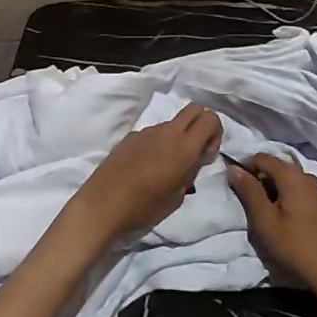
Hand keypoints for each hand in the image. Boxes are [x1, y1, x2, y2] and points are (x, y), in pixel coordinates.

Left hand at [71, 103, 221, 241]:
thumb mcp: (178, 196)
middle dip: (201, 124)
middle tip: (194, 152)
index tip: (205, 155)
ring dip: (178, 136)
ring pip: (172, 122)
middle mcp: (167, 131)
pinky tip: (146, 166)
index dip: (215, 133)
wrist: (102, 206)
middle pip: (194, 108)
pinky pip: (153, 133)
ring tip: (166, 165)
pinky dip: (159, 142)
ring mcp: (146, 131)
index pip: (210, 117)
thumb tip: (194, 159)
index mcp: (184, 146)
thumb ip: (191, 171)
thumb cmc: (144, 207)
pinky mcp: (130, 137)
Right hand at [226, 154, 316, 301]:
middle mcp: (310, 178)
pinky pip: (305, 192)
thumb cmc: (293, 246)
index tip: (236, 183)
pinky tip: (288, 217)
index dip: (246, 165)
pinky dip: (291, 196)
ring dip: (277, 188)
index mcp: (293, 177)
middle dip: (262, 178)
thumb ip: (249, 191)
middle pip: (280, 167)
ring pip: (293, 180)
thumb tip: (233, 168)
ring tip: (267, 210)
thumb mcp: (264, 220)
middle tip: (250, 200)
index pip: (264, 158)